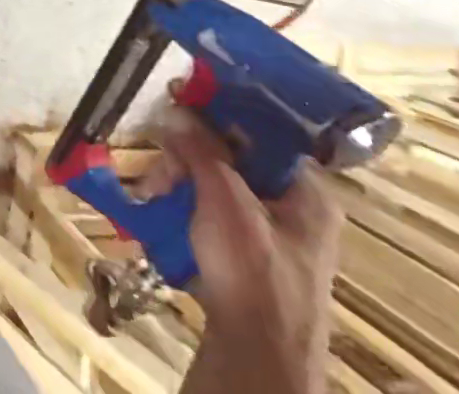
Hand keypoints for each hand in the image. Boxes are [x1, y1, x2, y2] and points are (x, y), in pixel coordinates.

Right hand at [163, 110, 341, 393]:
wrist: (257, 362)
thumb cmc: (253, 278)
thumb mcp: (225, 205)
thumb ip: (202, 152)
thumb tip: (174, 109)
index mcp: (306, 192)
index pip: (266, 130)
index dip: (223, 109)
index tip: (181, 97)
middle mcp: (294, 208)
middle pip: (235, 156)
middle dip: (189, 155)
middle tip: (160, 168)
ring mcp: (271, 234)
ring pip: (218, 184)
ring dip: (180, 181)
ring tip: (151, 193)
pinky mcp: (246, 256)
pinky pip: (211, 211)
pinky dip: (184, 205)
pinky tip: (159, 210)